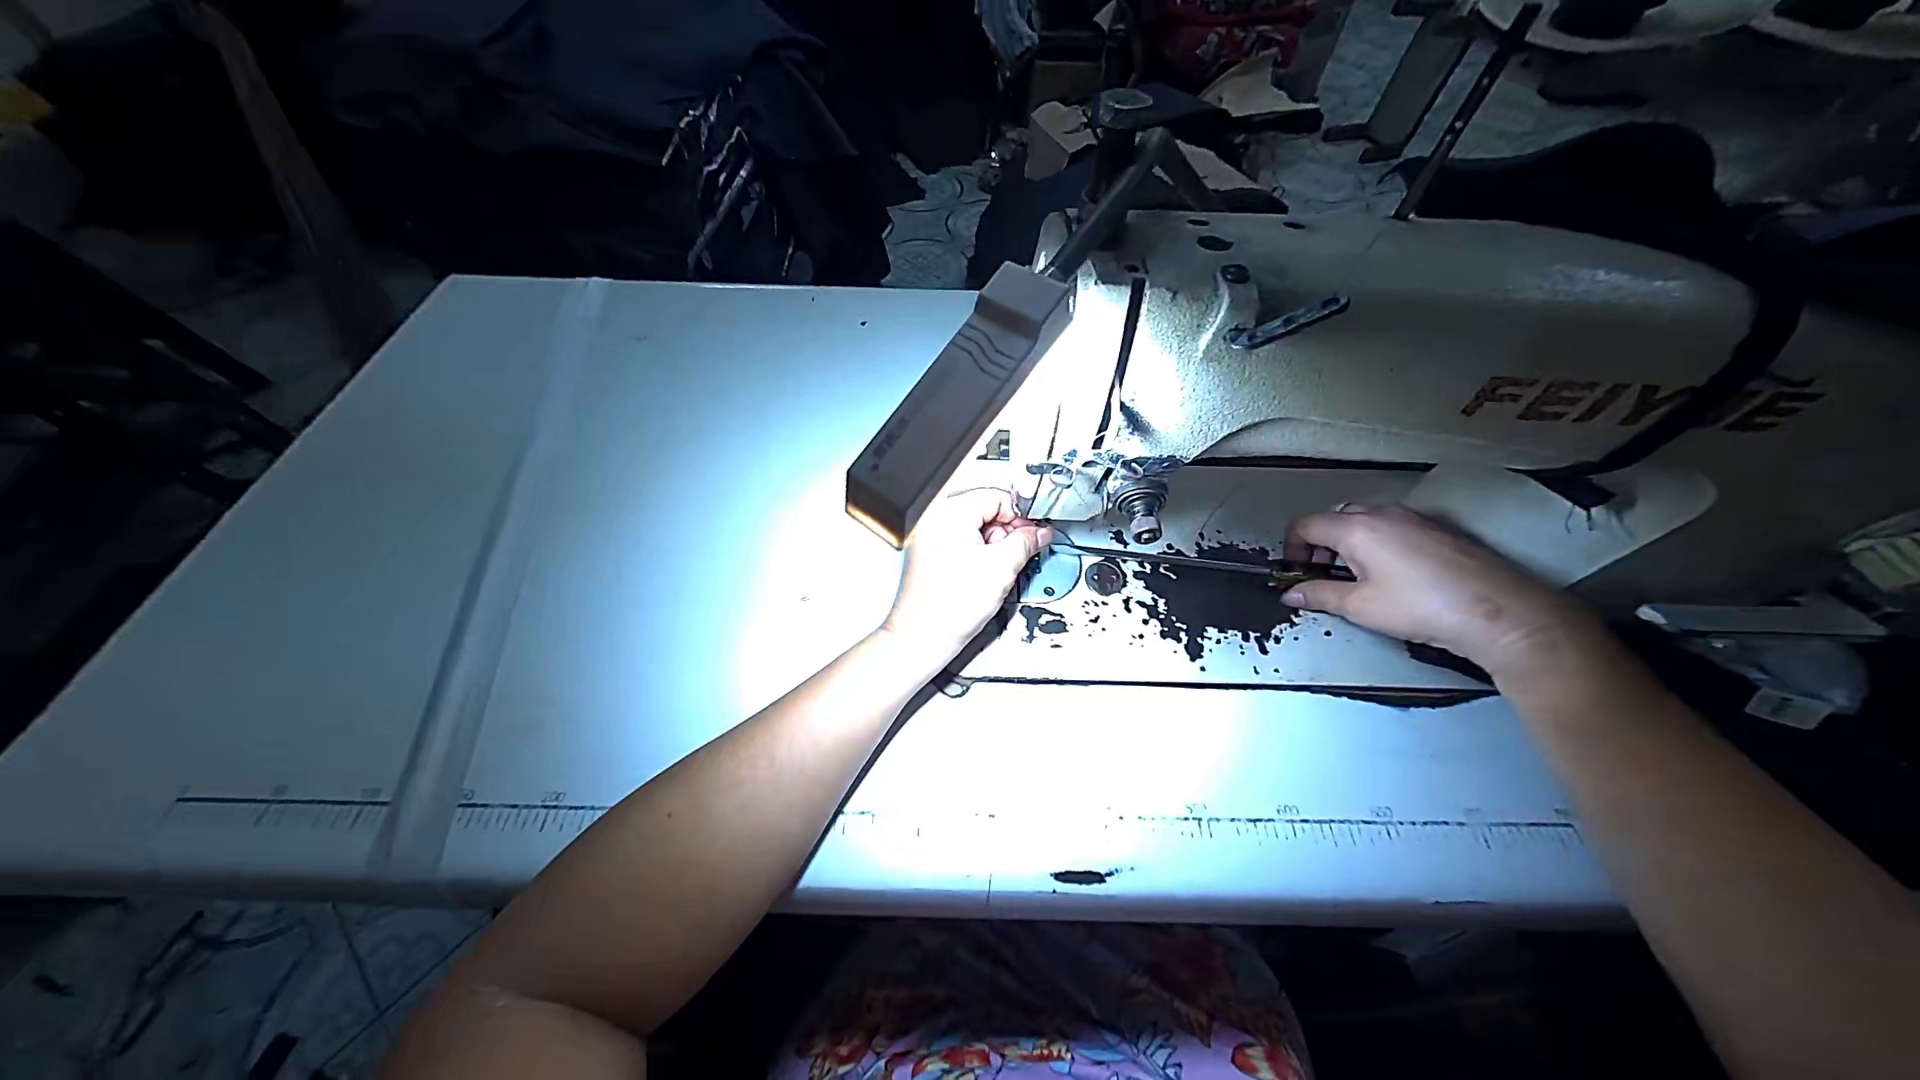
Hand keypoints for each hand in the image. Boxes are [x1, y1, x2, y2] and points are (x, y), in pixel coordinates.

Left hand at [881, 488, 1054, 664]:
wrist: (923, 637)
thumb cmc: (950, 607)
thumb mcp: (1004, 566)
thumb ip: (1027, 541)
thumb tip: (1039, 532)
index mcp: (950, 512)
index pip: (997, 497)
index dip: (1021, 516)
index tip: (1034, 533)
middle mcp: (935, 519)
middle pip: (985, 511)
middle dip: (1006, 533)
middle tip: (1017, 555)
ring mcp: (927, 537)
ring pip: (973, 530)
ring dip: (992, 547)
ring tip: (995, 572)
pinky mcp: (927, 556)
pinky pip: (959, 545)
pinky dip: (976, 556)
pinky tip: (981, 578)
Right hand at [1282, 503, 1598, 676]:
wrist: (1498, 612)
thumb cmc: (1423, 608)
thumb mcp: (1359, 607)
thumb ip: (1318, 595)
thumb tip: (1292, 594)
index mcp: (1357, 528)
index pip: (1305, 524)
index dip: (1292, 548)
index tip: (1297, 572)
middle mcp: (1384, 514)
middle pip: (1334, 517)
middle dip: (1321, 544)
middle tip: (1326, 575)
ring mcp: (1414, 518)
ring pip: (1366, 519)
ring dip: (1350, 542)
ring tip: (1359, 577)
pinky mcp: (1439, 529)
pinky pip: (1394, 526)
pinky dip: (1379, 542)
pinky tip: (1394, 575)